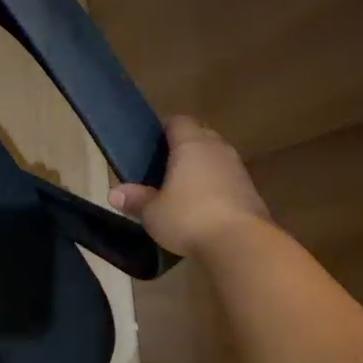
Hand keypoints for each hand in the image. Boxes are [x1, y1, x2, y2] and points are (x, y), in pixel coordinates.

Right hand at [110, 116, 269, 257]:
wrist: (238, 240)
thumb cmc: (187, 218)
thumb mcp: (152, 212)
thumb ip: (135, 199)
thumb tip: (114, 192)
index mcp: (191, 145)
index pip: (177, 122)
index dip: (163, 129)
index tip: (150, 144)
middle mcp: (217, 148)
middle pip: (199, 136)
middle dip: (182, 147)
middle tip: (162, 168)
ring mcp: (236, 167)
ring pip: (214, 157)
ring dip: (199, 167)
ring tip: (180, 189)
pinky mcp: (248, 188)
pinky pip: (225, 178)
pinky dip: (213, 185)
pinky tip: (201, 206)